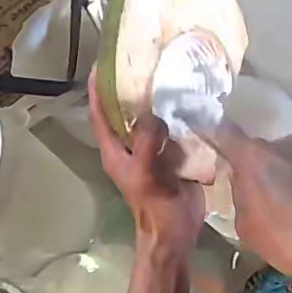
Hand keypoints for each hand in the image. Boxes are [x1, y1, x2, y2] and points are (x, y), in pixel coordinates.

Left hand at [88, 71, 202, 256]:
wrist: (176, 233)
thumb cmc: (153, 207)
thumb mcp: (145, 173)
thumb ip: (145, 143)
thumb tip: (153, 114)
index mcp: (115, 150)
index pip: (100, 114)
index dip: (97, 89)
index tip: (100, 64)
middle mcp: (132, 146)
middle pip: (128, 111)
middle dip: (132, 87)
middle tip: (144, 59)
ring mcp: (154, 150)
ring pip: (153, 119)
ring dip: (160, 100)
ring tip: (170, 71)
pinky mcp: (176, 155)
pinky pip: (176, 130)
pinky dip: (182, 116)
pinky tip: (194, 98)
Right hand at [211, 126, 291, 292]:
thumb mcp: (248, 228)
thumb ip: (240, 196)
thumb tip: (246, 185)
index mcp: (255, 155)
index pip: (225, 132)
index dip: (216, 138)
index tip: (211, 149)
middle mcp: (287, 143)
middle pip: (262, 150)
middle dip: (258, 168)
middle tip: (258, 198)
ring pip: (291, 161)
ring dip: (287, 178)